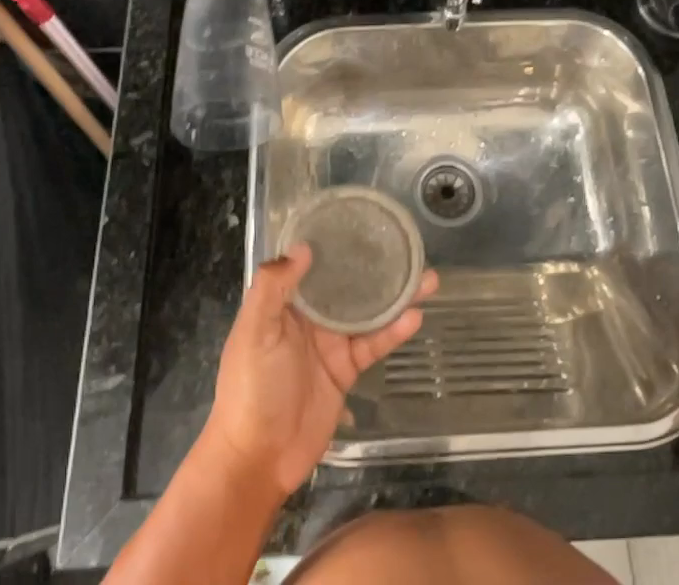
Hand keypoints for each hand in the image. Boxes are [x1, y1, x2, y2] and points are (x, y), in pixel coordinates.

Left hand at [202, 243, 438, 496]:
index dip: (332, 245)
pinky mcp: (345, 371)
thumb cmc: (251, 387)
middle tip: (407, 250)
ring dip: (394, 297)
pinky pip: (373, 345)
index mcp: (281, 305)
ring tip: (427, 278)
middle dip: (373, 268)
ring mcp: (328, 346)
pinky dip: (393, 332)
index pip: (309, 266)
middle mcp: (307, 320)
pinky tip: (415, 317)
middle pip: (345, 286)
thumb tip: (303, 247)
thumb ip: (273, 288)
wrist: (260, 455)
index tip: (360, 223)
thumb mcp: (254, 332)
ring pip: (366, 313)